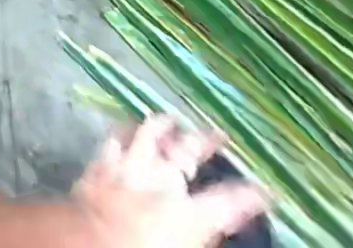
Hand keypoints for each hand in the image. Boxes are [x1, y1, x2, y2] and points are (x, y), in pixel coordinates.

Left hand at [72, 116, 268, 247]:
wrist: (84, 246)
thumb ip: (204, 241)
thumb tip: (213, 236)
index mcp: (188, 216)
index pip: (230, 204)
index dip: (252, 197)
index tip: (268, 191)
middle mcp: (160, 182)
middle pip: (188, 153)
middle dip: (206, 141)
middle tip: (221, 132)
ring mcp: (127, 166)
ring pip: (148, 133)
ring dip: (162, 125)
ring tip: (172, 118)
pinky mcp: (99, 163)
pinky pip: (114, 138)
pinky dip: (124, 129)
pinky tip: (128, 125)